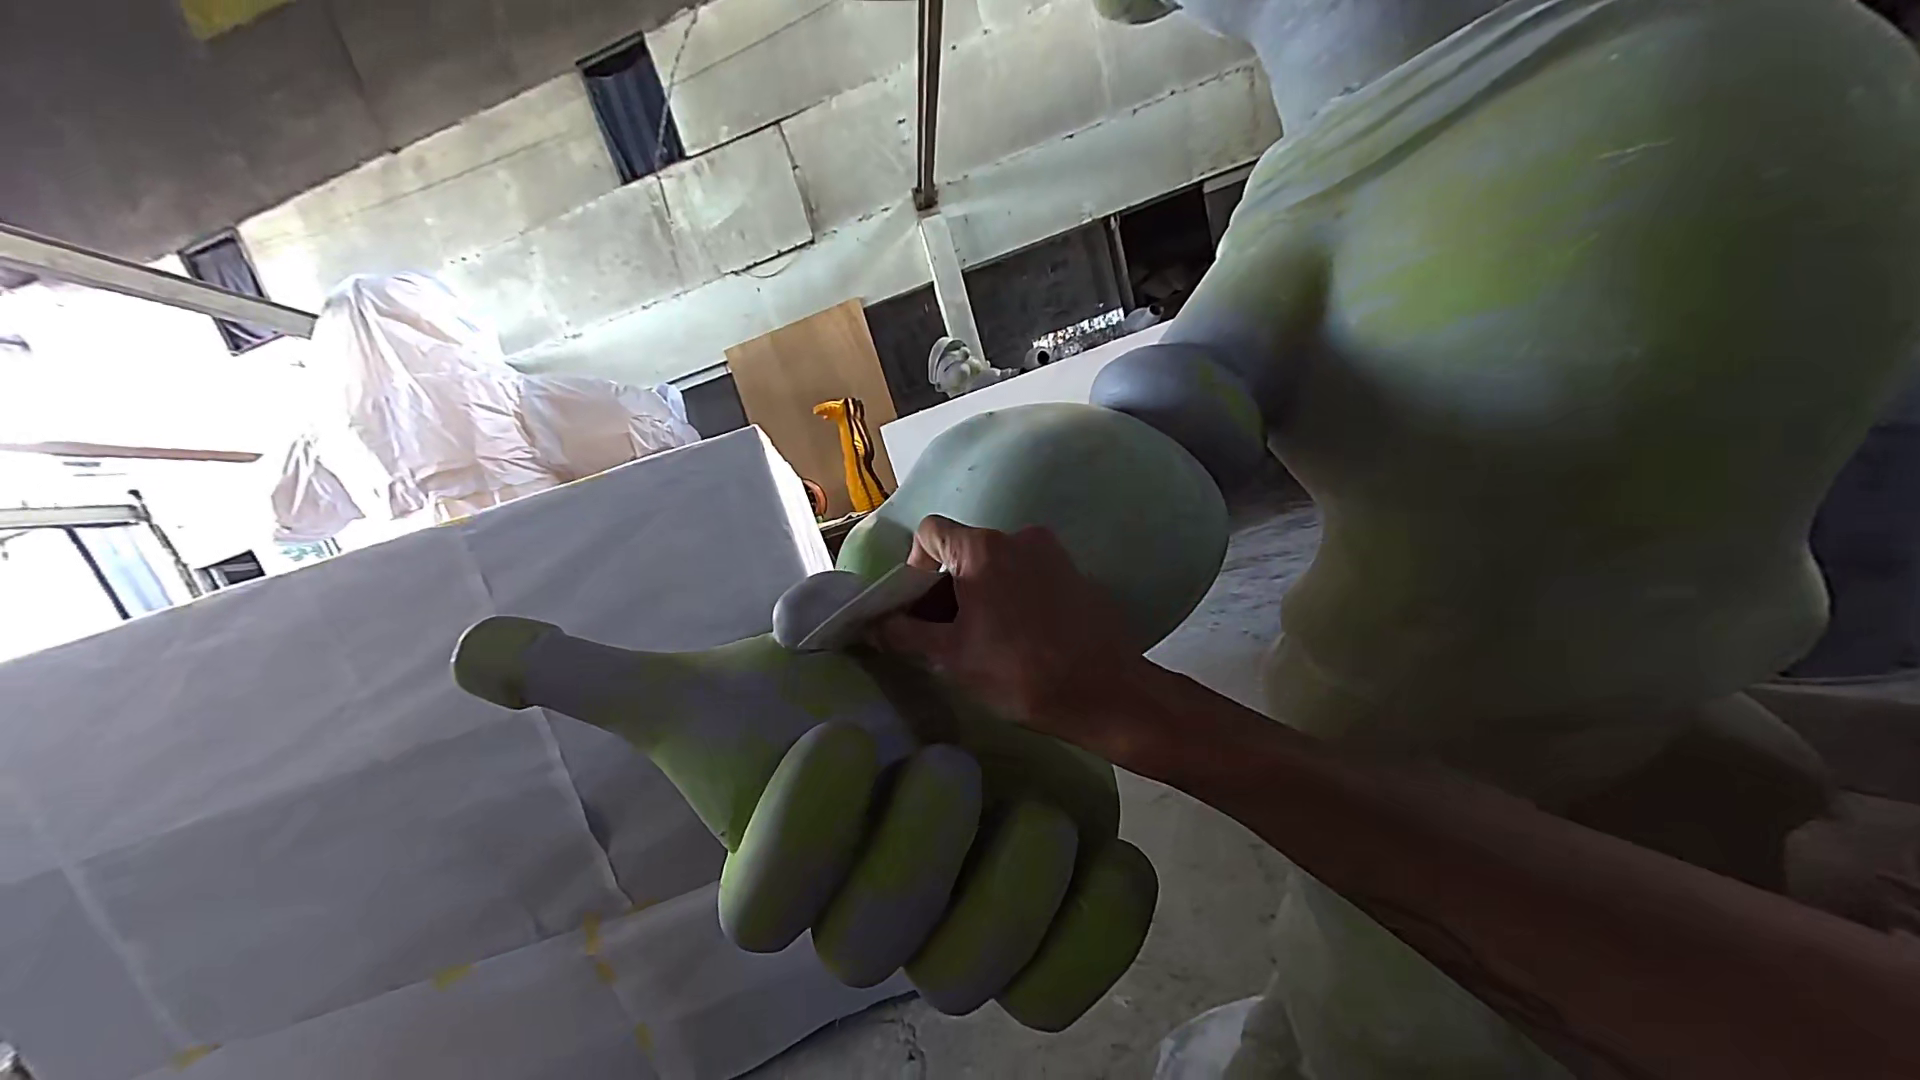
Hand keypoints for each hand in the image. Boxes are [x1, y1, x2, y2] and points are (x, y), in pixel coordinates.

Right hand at [874, 515, 1144, 748]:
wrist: (1105, 692)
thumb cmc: (1019, 672)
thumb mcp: (952, 657)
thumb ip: (906, 634)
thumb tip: (875, 625)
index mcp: (983, 549)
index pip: (931, 532)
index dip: (915, 564)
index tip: (921, 605)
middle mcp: (1018, 537)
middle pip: (964, 549)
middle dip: (947, 585)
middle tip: (946, 631)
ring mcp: (1052, 553)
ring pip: (997, 563)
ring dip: (980, 591)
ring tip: (985, 638)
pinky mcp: (1074, 572)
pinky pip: (1027, 573)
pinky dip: (1012, 594)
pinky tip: (1021, 636)